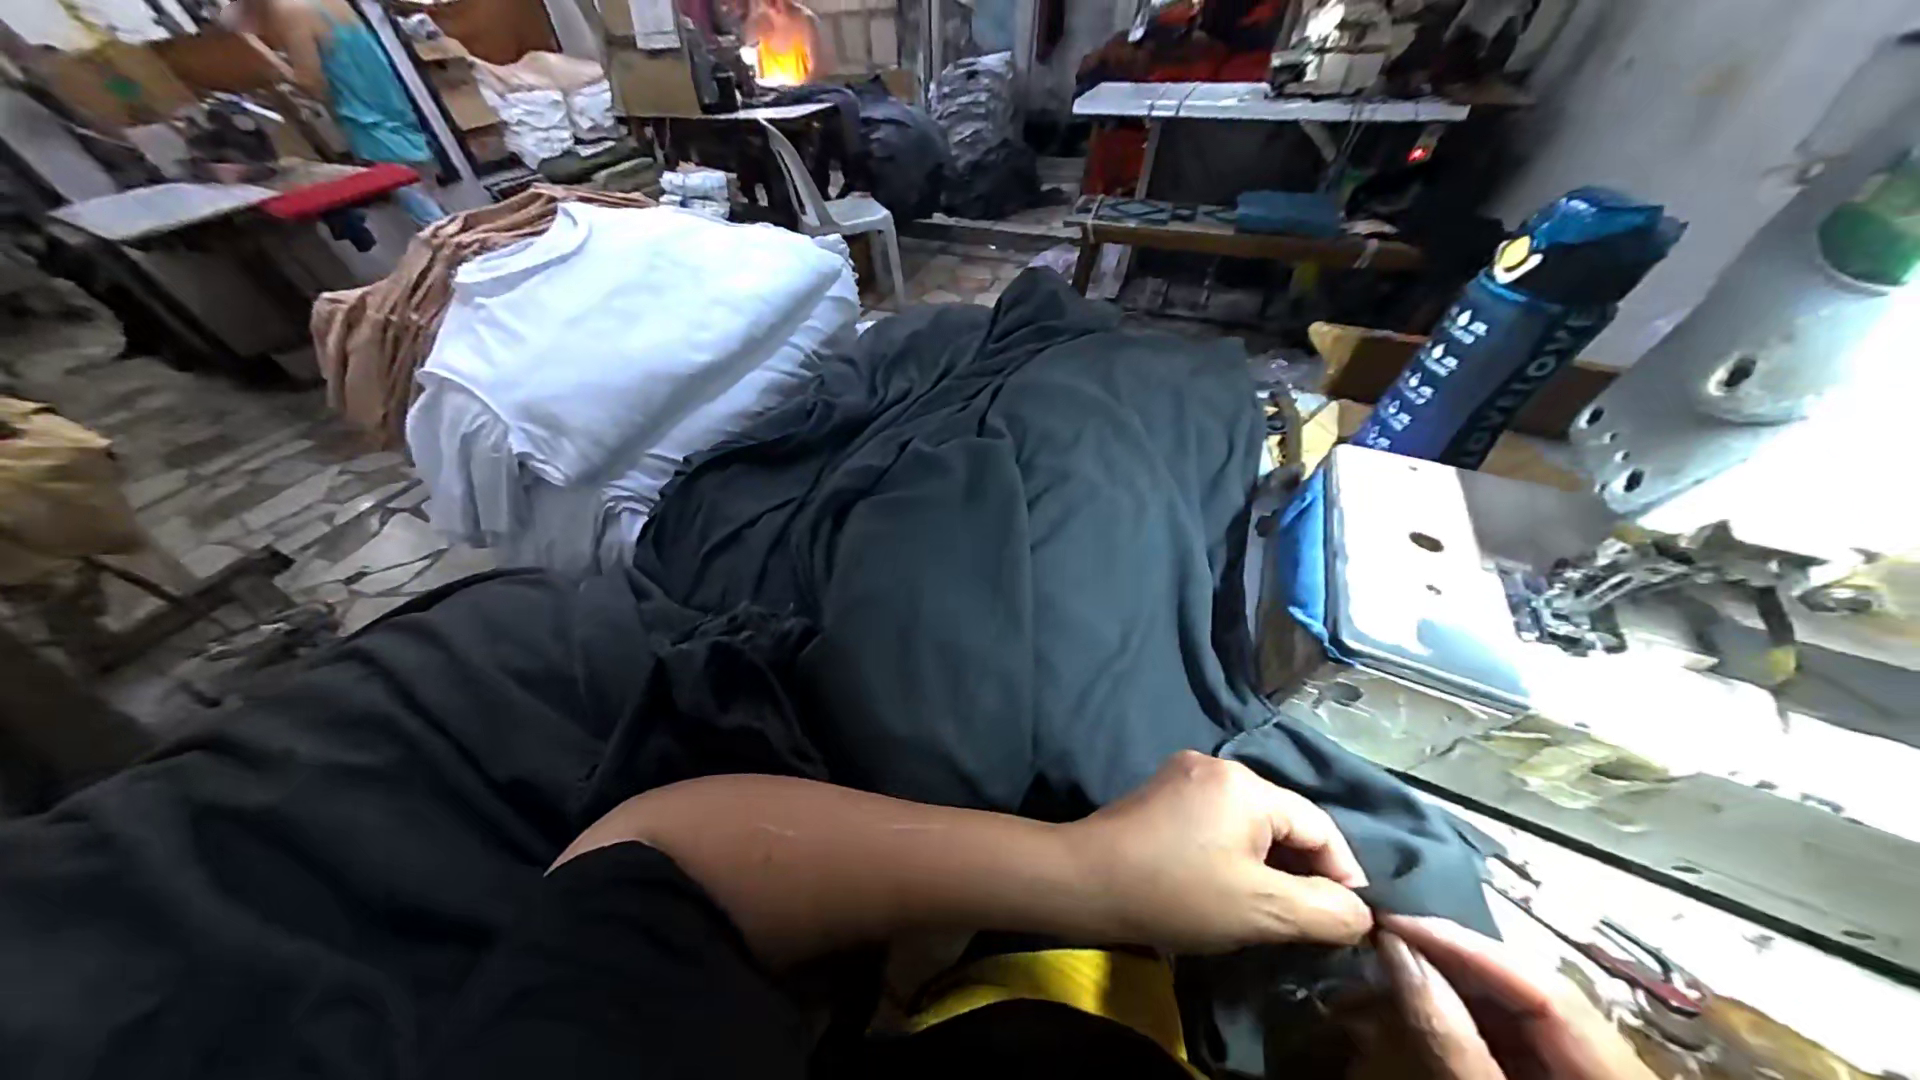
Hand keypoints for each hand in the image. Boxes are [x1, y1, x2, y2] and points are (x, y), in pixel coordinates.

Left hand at [1065, 750, 1373, 952]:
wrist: (1086, 879)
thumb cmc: (1177, 892)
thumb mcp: (1261, 910)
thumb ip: (1325, 910)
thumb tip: (1361, 910)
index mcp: (1244, 783)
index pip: (1318, 824)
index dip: (1344, 873)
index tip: (1351, 919)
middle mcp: (1216, 765)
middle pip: (1282, 817)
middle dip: (1304, 867)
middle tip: (1312, 917)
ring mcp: (1184, 774)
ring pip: (1250, 818)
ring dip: (1269, 859)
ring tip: (1275, 904)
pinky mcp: (1163, 791)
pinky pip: (1218, 817)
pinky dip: (1236, 848)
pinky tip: (1232, 879)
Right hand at [1376, 915, 1658, 1079]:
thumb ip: (1451, 1040)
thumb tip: (1395, 947)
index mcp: (1626, 1075)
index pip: (1544, 984)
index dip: (1465, 943)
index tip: (1393, 919)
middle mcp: (1618, 1062)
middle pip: (1528, 987)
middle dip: (1450, 957)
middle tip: (1383, 934)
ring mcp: (1590, 1069)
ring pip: (1514, 1004)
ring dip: (1449, 979)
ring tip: (1391, 958)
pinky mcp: (1559, 1074)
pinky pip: (1511, 1030)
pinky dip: (1461, 1011)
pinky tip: (1420, 996)